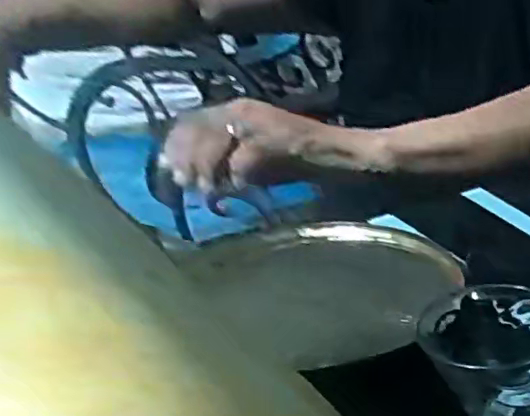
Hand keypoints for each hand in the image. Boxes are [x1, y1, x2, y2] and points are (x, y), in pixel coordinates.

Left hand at [160, 100, 383, 195]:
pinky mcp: (279, 138)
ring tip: (204, 190)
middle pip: (195, 128)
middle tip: (182, 185)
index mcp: (240, 113)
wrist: (359, 158)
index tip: (171, 173)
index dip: (177, 147)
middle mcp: (244, 111)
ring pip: (214, 139)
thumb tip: (218, 184)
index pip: (192, 122)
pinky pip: (247, 156)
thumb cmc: (323, 165)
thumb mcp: (274, 165)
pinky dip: (237, 174)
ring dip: (205, 166)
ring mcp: (262, 123)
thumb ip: (246, 169)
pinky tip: (237, 190)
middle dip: (185, 158)